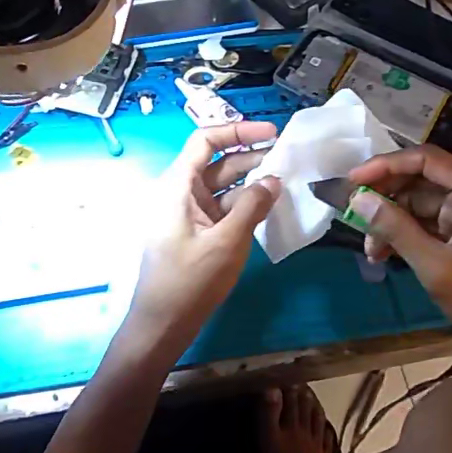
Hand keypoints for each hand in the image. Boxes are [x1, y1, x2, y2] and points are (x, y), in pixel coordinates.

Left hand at [122, 121, 281, 358]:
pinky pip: (221, 207)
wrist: (162, 322)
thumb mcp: (227, 241)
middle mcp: (179, 191)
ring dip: (250, 181)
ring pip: (221, 186)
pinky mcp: (194, 230)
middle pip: (216, 162)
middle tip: (289, 159)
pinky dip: (243, 204)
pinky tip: (269, 207)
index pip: (205, 140)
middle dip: (251, 156)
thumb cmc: (190, 280)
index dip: (237, 130)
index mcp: (177, 185)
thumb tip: (274, 180)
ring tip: (286, 181)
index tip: (272, 133)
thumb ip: (252, 207)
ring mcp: (186, 212)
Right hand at [345, 145, 451, 371]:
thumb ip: (395, 228)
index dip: (385, 165)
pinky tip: (384, 252)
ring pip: (419, 200)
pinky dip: (404, 232)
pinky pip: (428, 219)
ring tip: (371, 249)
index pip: (426, 159)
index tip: (351, 182)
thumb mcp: (436, 267)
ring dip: (391, 220)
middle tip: (353, 215)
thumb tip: (357, 199)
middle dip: (385, 197)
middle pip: (420, 177)